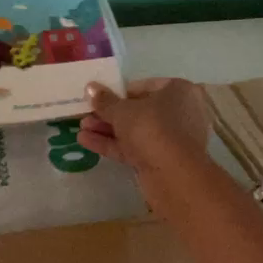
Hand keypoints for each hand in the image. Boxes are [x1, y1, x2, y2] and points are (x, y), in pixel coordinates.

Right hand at [76, 78, 212, 194]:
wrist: (173, 176)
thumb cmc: (152, 128)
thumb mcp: (123, 111)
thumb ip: (105, 100)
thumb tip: (91, 88)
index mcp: (180, 91)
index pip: (145, 86)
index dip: (119, 91)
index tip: (98, 96)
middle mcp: (180, 112)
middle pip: (139, 110)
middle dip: (110, 113)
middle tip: (86, 113)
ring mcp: (171, 139)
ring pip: (136, 130)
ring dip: (108, 129)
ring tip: (81, 128)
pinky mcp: (162, 160)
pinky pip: (135, 147)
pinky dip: (113, 144)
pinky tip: (86, 141)